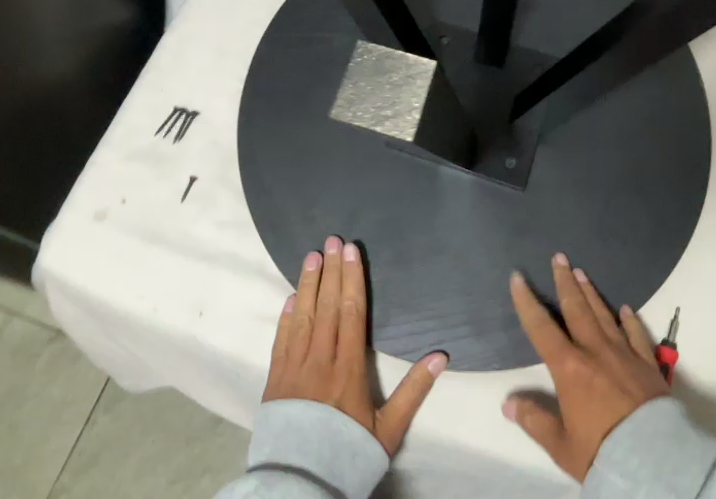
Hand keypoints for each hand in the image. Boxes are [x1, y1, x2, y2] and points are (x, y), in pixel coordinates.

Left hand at [262, 234, 446, 455]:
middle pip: (326, 307)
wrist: (300, 483)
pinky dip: (286, 316)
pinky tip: (290, 297)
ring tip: (311, 256)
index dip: (352, 279)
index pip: (351, 313)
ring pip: (302, 317)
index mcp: (348, 369)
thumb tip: (440, 356)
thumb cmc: (349, 453)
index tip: (352, 252)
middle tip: (332, 240)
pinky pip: (280, 340)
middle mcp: (320, 361)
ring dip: (307, 284)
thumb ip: (413, 390)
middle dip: (331, 271)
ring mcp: (293, 368)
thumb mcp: (388, 428)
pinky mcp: (275, 380)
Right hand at [504, 253, 669, 480]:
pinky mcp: (648, 364)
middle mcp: (594, 352)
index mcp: (569, 368)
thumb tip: (508, 404)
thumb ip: (534, 421)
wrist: (653, 459)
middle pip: (576, 309)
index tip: (518, 277)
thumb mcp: (561, 444)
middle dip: (565, 282)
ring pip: (604, 315)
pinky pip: (636, 334)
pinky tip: (625, 308)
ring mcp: (624, 354)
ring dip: (592, 293)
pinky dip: (630, 320)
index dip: (527, 302)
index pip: (541, 328)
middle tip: (559, 257)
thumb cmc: (602, 451)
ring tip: (582, 272)